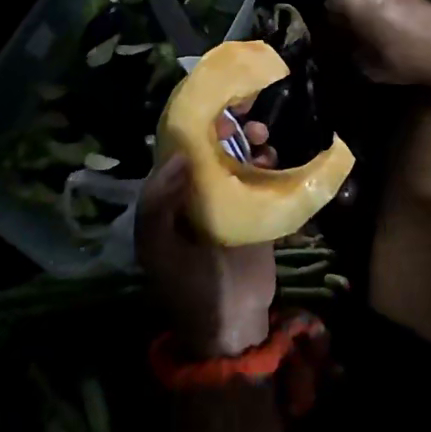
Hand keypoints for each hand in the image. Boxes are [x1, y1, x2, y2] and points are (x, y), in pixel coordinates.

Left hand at [137, 116, 278, 358]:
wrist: (232, 323)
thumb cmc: (189, 286)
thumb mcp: (160, 250)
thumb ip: (157, 204)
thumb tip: (180, 156)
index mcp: (170, 197)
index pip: (180, 148)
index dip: (196, 124)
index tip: (216, 108)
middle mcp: (197, 191)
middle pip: (213, 145)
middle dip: (228, 126)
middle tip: (245, 118)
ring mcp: (229, 199)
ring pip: (239, 155)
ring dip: (250, 139)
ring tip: (262, 137)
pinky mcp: (256, 207)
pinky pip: (263, 175)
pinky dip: (268, 161)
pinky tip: (272, 160)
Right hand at [326, 0, 430, 87]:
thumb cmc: (406, 60)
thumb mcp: (372, 67)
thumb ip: (356, 54)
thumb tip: (354, 49)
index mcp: (357, 0)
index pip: (331, 3)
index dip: (330, 19)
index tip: (335, 33)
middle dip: (351, 11)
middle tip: (354, 31)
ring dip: (371, 7)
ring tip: (376, 28)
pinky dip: (389, 6)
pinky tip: (396, 24)